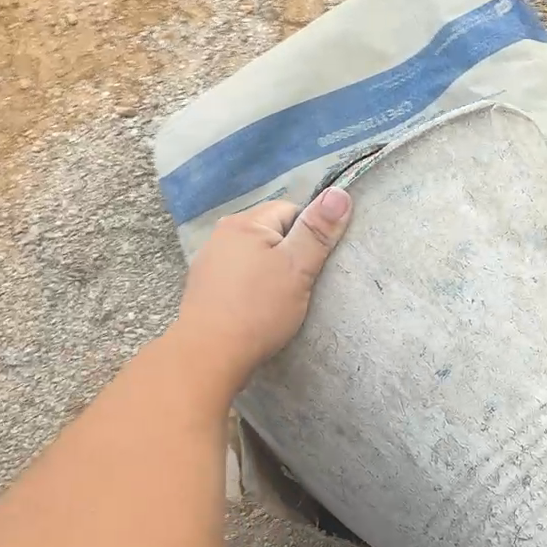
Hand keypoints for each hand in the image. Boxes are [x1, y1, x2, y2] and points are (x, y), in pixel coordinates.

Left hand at [173, 186, 352, 387]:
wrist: (211, 353)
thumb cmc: (259, 309)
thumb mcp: (298, 268)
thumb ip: (318, 231)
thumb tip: (340, 193)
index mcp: (245, 222)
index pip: (291, 211)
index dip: (309, 236)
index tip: (313, 266)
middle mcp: (222, 234)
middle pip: (272, 233)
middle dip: (290, 255)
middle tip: (301, 286)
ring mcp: (210, 261)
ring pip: (255, 256)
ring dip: (271, 272)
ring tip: (280, 300)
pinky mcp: (206, 287)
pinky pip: (239, 277)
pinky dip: (252, 288)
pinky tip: (258, 309)